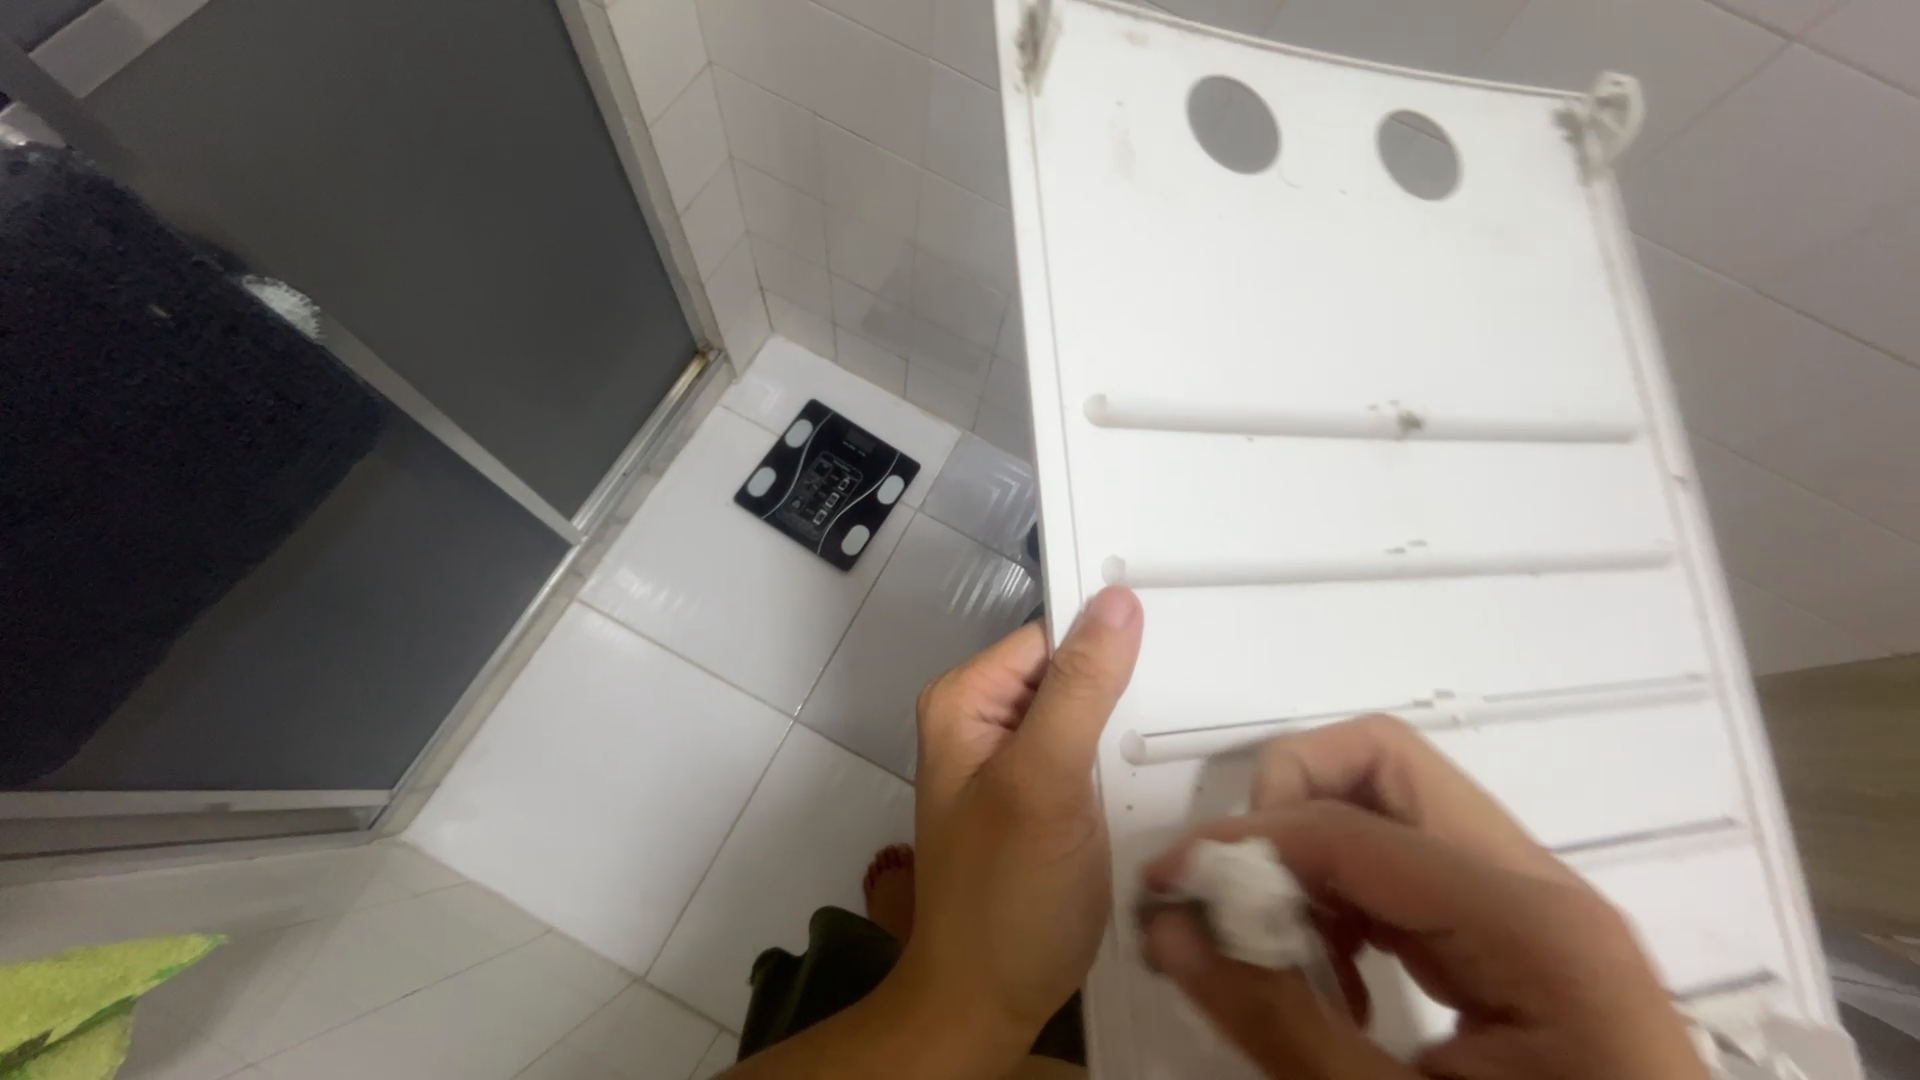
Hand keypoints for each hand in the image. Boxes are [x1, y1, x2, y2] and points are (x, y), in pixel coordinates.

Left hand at [892, 586, 1143, 1069]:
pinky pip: (1092, 754)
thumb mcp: (1043, 780)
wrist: (991, 997)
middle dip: (1124, 687)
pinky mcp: (1045, 794)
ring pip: (1088, 713)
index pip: (1050, 637)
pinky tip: (1157, 776)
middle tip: (1186, 706)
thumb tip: (1116, 600)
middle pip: (1070, 672)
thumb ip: (1081, 688)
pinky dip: (1125, 761)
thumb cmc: (1007, 893)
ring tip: (1180, 742)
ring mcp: (1016, 759)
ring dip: (1130, 727)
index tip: (1173, 649)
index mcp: (967, 699)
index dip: (1107, 641)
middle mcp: (986, 719)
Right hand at [1141, 715, 1708, 1079]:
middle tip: (1237, 880)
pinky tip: (1331, 975)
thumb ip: (1277, 1020)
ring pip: (1389, 803)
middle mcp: (1538, 888)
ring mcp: (1530, 905)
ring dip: (1310, 850)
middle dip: (1287, 801)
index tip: (1167, 883)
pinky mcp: (1513, 932)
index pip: (1347, 830)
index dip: (1240, 842)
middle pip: (1383, 762)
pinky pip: (1403, 864)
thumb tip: (1168, 930)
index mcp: (1532, 929)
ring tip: (1279, 942)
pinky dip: (1341, 891)